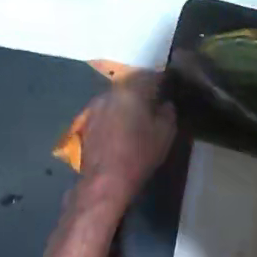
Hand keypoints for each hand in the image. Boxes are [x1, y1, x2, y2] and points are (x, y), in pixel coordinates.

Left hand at [79, 71, 176, 201]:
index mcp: (131, 91)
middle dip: (143, 90)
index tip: (170, 87)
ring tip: (138, 115)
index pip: (150, 76)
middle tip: (155, 101)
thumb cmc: (139, 155)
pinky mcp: (86, 121)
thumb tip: (166, 104)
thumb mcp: (165, 134)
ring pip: (116, 97)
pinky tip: (121, 126)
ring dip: (127, 102)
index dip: (162, 80)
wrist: (105, 180)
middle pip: (130, 84)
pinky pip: (106, 110)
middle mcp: (110, 93)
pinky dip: (115, 113)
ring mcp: (95, 107)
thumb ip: (168, 113)